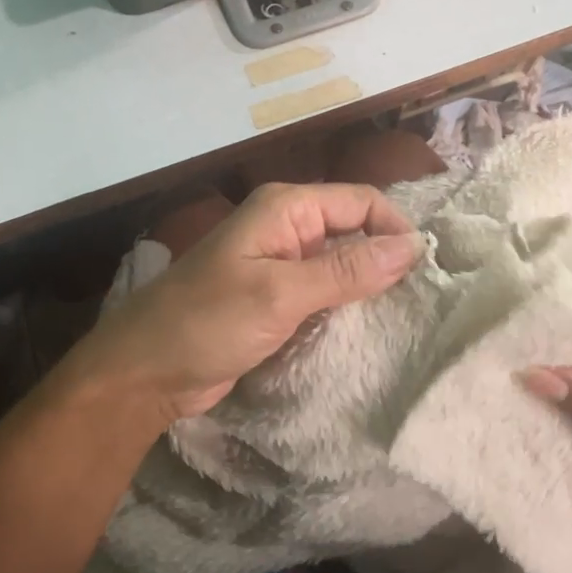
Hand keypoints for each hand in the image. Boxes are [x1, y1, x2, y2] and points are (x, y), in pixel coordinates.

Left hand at [65, 182, 420, 424]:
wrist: (145, 371)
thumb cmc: (207, 321)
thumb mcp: (280, 294)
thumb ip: (345, 270)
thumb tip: (412, 246)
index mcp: (285, 208)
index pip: (360, 201)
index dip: (395, 228)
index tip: (426, 271)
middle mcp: (286, 228)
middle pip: (353, 229)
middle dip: (386, 257)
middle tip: (425, 298)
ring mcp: (280, 265)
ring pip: (341, 263)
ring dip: (368, 285)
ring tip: (408, 316)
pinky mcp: (276, 299)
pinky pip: (324, 292)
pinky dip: (346, 306)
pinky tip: (370, 330)